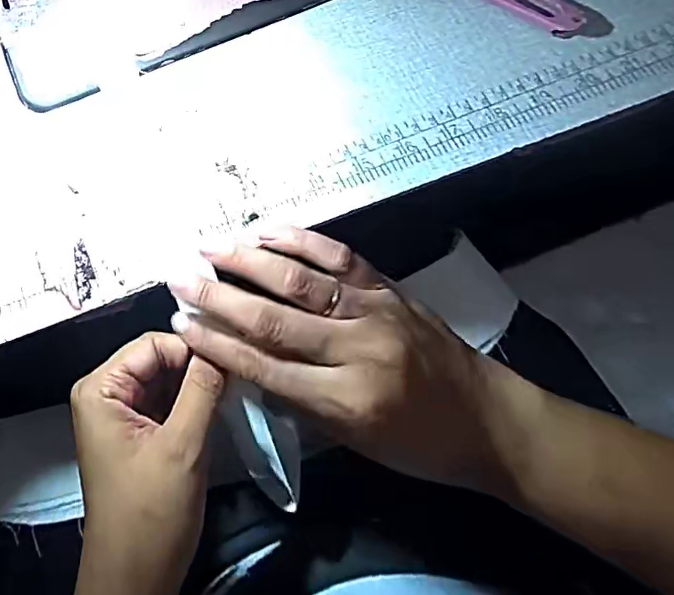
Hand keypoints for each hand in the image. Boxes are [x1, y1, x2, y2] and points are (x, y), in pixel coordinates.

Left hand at [71, 332, 226, 594]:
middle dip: (194, 366)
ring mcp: (117, 414)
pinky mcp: (134, 434)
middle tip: (237, 369)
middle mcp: (102, 393)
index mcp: (99, 388)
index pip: (149, 345)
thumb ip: (200, 392)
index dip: (190, 347)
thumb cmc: (150, 515)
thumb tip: (218, 347)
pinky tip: (216, 405)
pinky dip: (188, 404)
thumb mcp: (181, 449)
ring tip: (233, 384)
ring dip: (194, 385)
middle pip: (155, 360)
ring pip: (162, 381)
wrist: (134, 578)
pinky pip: (163, 403)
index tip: (231, 354)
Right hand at [167, 225, 530, 495]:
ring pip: (300, 280)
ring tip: (209, 246)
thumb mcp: (353, 439)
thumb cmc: (418, 443)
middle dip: (218, 297)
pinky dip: (297, 239)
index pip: (265, 368)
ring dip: (247, 260)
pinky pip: (337, 255)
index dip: (216, 344)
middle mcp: (359, 352)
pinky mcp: (388, 287)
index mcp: (348, 401)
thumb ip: (295, 397)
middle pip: (273, 319)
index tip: (181, 323)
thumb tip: (239, 356)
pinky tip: (264, 230)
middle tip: (179, 279)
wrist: (494, 422)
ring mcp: (375, 312)